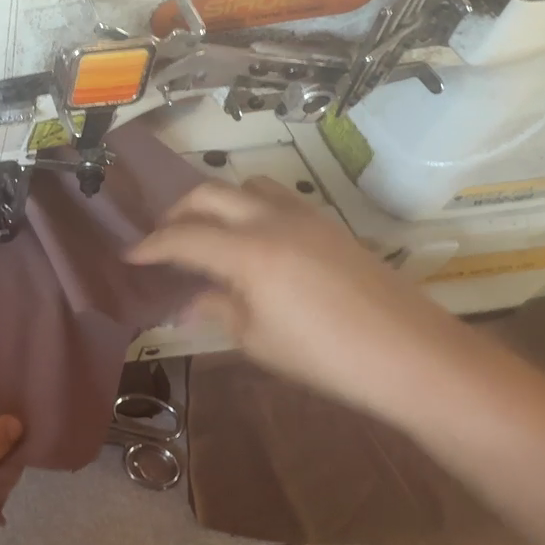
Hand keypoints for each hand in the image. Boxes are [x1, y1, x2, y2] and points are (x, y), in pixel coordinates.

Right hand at [126, 177, 492, 417]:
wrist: (416, 358)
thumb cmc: (325, 356)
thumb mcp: (256, 339)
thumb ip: (216, 308)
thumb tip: (190, 299)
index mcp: (246, 251)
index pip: (181, 238)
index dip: (149, 247)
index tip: (128, 256)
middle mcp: (270, 220)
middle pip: (207, 195)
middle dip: (176, 214)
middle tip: (161, 242)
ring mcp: (305, 217)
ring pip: (244, 186)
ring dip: (215, 203)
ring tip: (205, 233)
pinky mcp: (329, 224)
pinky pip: (275, 198)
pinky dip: (248, 208)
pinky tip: (251, 240)